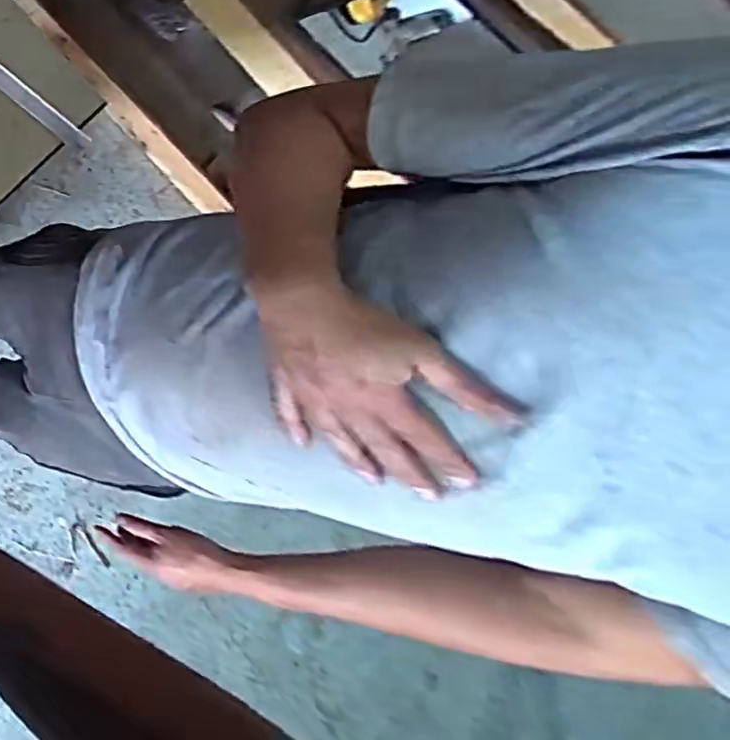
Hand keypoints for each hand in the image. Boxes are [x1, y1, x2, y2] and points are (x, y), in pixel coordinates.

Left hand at [96, 515, 247, 595]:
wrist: (230, 572)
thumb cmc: (196, 550)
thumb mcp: (165, 534)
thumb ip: (140, 527)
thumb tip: (118, 519)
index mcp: (151, 567)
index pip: (122, 551)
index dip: (108, 538)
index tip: (96, 528)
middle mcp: (158, 576)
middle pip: (134, 556)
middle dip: (123, 540)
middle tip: (113, 526)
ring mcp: (172, 580)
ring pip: (147, 560)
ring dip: (137, 545)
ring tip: (129, 530)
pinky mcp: (184, 580)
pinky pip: (159, 563)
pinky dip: (151, 551)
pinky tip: (154, 541)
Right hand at [257, 282, 522, 495]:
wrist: (298, 301)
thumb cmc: (362, 323)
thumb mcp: (420, 348)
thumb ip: (462, 386)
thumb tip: (513, 420)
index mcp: (381, 400)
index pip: (422, 438)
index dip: (447, 460)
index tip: (468, 483)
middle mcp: (347, 408)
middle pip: (380, 444)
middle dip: (407, 471)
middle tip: (427, 496)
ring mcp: (311, 397)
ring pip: (336, 436)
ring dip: (355, 459)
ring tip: (373, 480)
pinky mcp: (284, 383)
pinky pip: (288, 412)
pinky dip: (295, 429)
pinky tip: (302, 443)